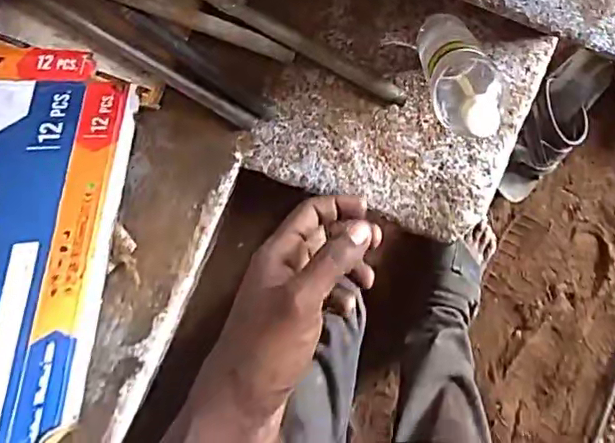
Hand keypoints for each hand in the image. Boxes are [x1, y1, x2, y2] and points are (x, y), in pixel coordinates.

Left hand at [172, 196, 381, 441]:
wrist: (237, 409)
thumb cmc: (266, 347)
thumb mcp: (302, 298)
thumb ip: (333, 260)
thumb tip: (363, 226)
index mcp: (278, 253)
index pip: (311, 211)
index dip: (340, 205)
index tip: (369, 212)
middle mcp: (282, 267)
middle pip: (321, 236)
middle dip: (350, 236)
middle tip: (377, 245)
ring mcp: (287, 294)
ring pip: (325, 264)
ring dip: (349, 266)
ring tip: (369, 280)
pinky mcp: (293, 320)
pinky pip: (323, 293)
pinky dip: (340, 293)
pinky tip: (349, 307)